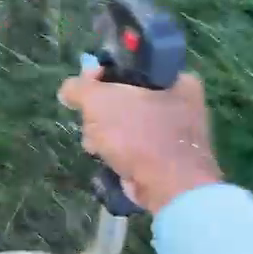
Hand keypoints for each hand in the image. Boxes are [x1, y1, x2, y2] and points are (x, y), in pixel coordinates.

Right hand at [59, 68, 221, 213]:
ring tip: (97, 144)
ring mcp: (177, 132)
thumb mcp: (97, 99)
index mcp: (176, 80)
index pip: (129, 66)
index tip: (86, 87)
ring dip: (103, 132)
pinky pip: (133, 143)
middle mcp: (183, 103)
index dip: (101, 74)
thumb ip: (78, 87)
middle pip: (122, 96)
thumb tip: (69, 91)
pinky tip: (108, 157)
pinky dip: (118, 149)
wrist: (169, 186)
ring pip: (124, 121)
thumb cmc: (137, 133)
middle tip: (91, 120)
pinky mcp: (169, 156)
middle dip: (99, 111)